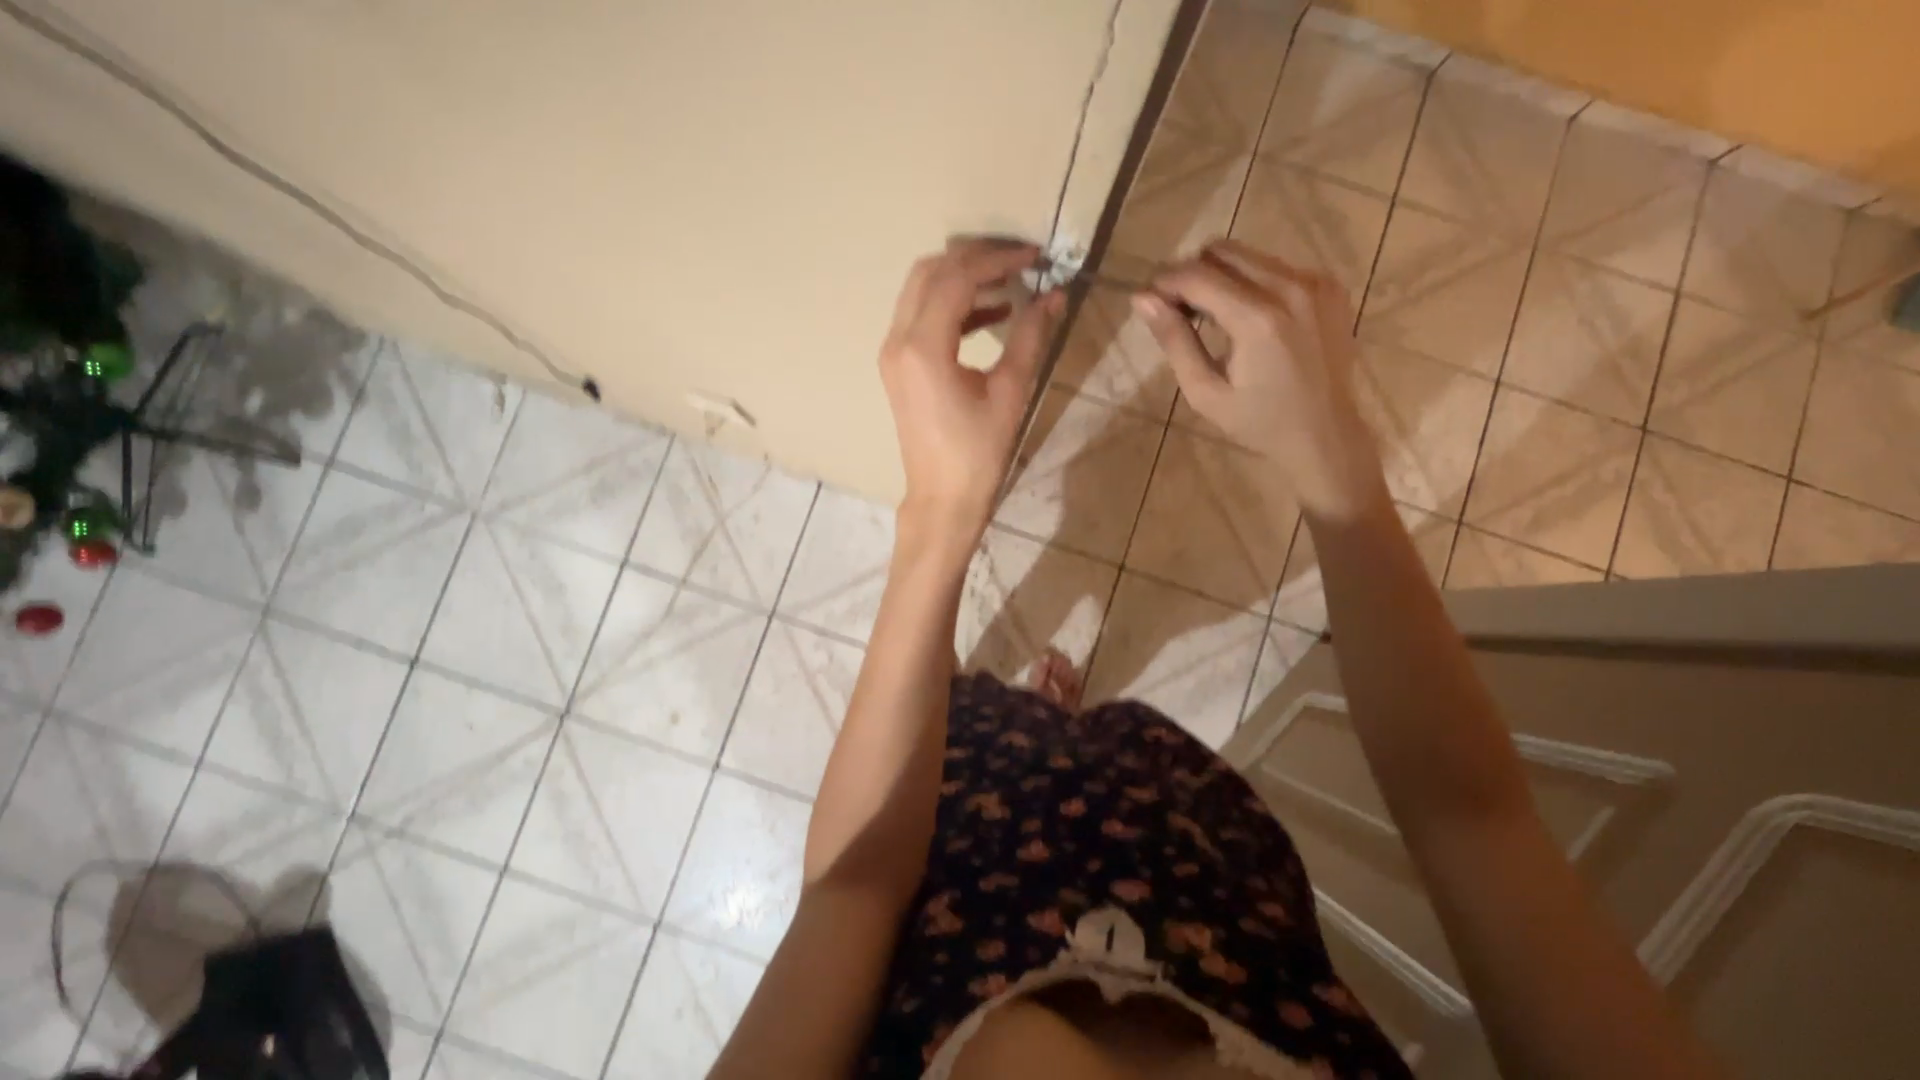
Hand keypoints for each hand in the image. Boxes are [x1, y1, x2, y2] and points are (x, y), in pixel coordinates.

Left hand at [880, 238, 1064, 535]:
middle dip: (975, 259)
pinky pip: (922, 316)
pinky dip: (954, 304)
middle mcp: (898, 341)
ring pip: (921, 289)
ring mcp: (893, 352)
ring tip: (1011, 281)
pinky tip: (994, 312)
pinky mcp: (899, 364)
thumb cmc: (978, 453)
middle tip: (1019, 261)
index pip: (957, 278)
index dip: (997, 260)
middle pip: (930, 272)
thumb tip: (1054, 294)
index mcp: (923, 347)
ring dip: (963, 278)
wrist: (942, 498)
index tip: (1035, 257)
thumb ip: (1030, 337)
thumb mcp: (1010, 392)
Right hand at [1135, 239, 1389, 520]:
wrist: (1326, 434)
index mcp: (1257, 320)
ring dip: (1222, 276)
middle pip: (1222, 251)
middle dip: (1192, 273)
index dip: (1165, 283)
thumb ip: (1174, 341)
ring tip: (1213, 316)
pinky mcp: (1329, 286)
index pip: (1196, 275)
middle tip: (1181, 308)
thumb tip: (1142, 299)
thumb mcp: (1205, 392)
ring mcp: (1314, 283)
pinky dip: (1254, 283)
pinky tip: (1250, 319)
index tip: (1150, 302)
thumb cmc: (1258, 422)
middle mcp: (1289, 288)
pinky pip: (1277, 266)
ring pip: (1249, 255)